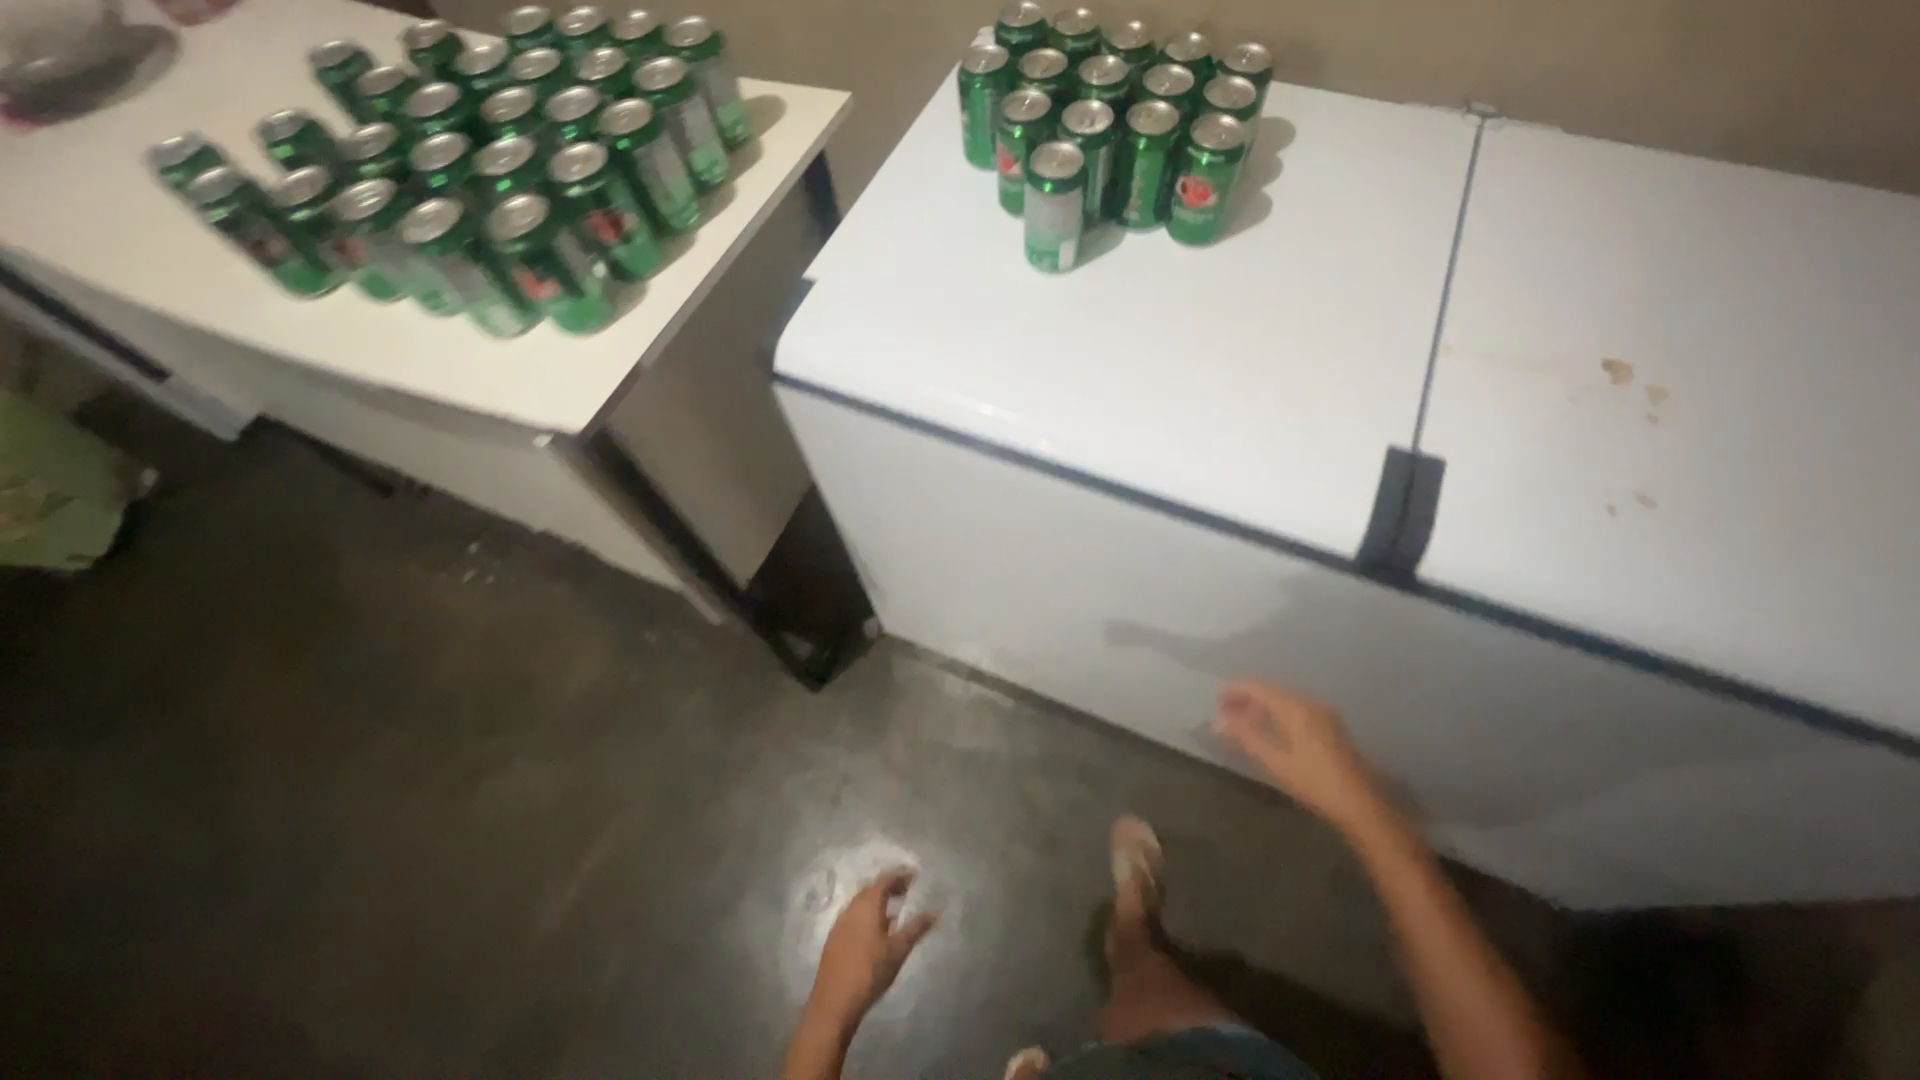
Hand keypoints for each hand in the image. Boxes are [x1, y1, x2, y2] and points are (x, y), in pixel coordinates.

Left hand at [805, 868, 938, 1027]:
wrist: (834, 1002)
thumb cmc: (870, 971)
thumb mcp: (898, 950)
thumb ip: (916, 928)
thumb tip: (935, 911)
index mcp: (867, 906)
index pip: (884, 880)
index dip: (899, 876)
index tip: (914, 876)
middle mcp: (851, 909)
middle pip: (870, 889)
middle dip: (888, 886)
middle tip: (906, 890)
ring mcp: (840, 924)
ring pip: (860, 903)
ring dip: (877, 901)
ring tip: (894, 909)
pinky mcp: (834, 939)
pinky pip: (853, 916)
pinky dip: (867, 914)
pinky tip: (875, 930)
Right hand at [1215, 679, 1384, 834]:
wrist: (1361, 804)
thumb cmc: (1315, 782)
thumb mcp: (1275, 761)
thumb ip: (1246, 737)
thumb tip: (1219, 721)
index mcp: (1297, 708)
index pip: (1260, 688)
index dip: (1236, 690)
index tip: (1216, 698)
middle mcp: (1312, 704)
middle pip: (1273, 692)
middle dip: (1247, 698)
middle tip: (1225, 711)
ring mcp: (1325, 715)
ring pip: (1286, 701)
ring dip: (1263, 707)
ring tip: (1243, 721)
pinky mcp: (1332, 728)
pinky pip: (1297, 711)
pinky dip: (1278, 714)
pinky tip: (1270, 730)